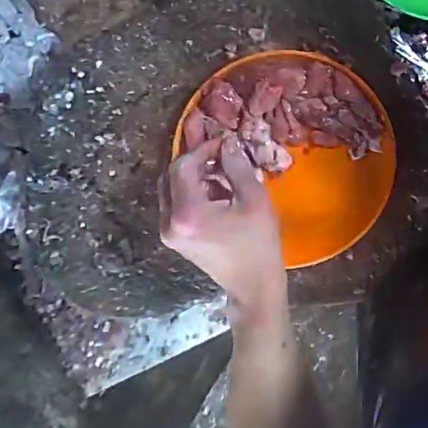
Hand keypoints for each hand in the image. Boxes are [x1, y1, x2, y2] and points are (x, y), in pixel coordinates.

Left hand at [160, 134, 286, 321]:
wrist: (253, 284)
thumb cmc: (259, 243)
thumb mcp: (254, 200)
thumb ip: (237, 168)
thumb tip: (228, 143)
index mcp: (187, 213)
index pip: (183, 167)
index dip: (202, 149)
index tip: (225, 143)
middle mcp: (169, 221)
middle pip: (171, 176)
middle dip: (195, 160)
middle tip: (221, 153)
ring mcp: (169, 231)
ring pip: (172, 188)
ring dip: (195, 174)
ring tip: (224, 171)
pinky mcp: (175, 236)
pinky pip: (177, 203)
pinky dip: (195, 190)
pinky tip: (220, 190)